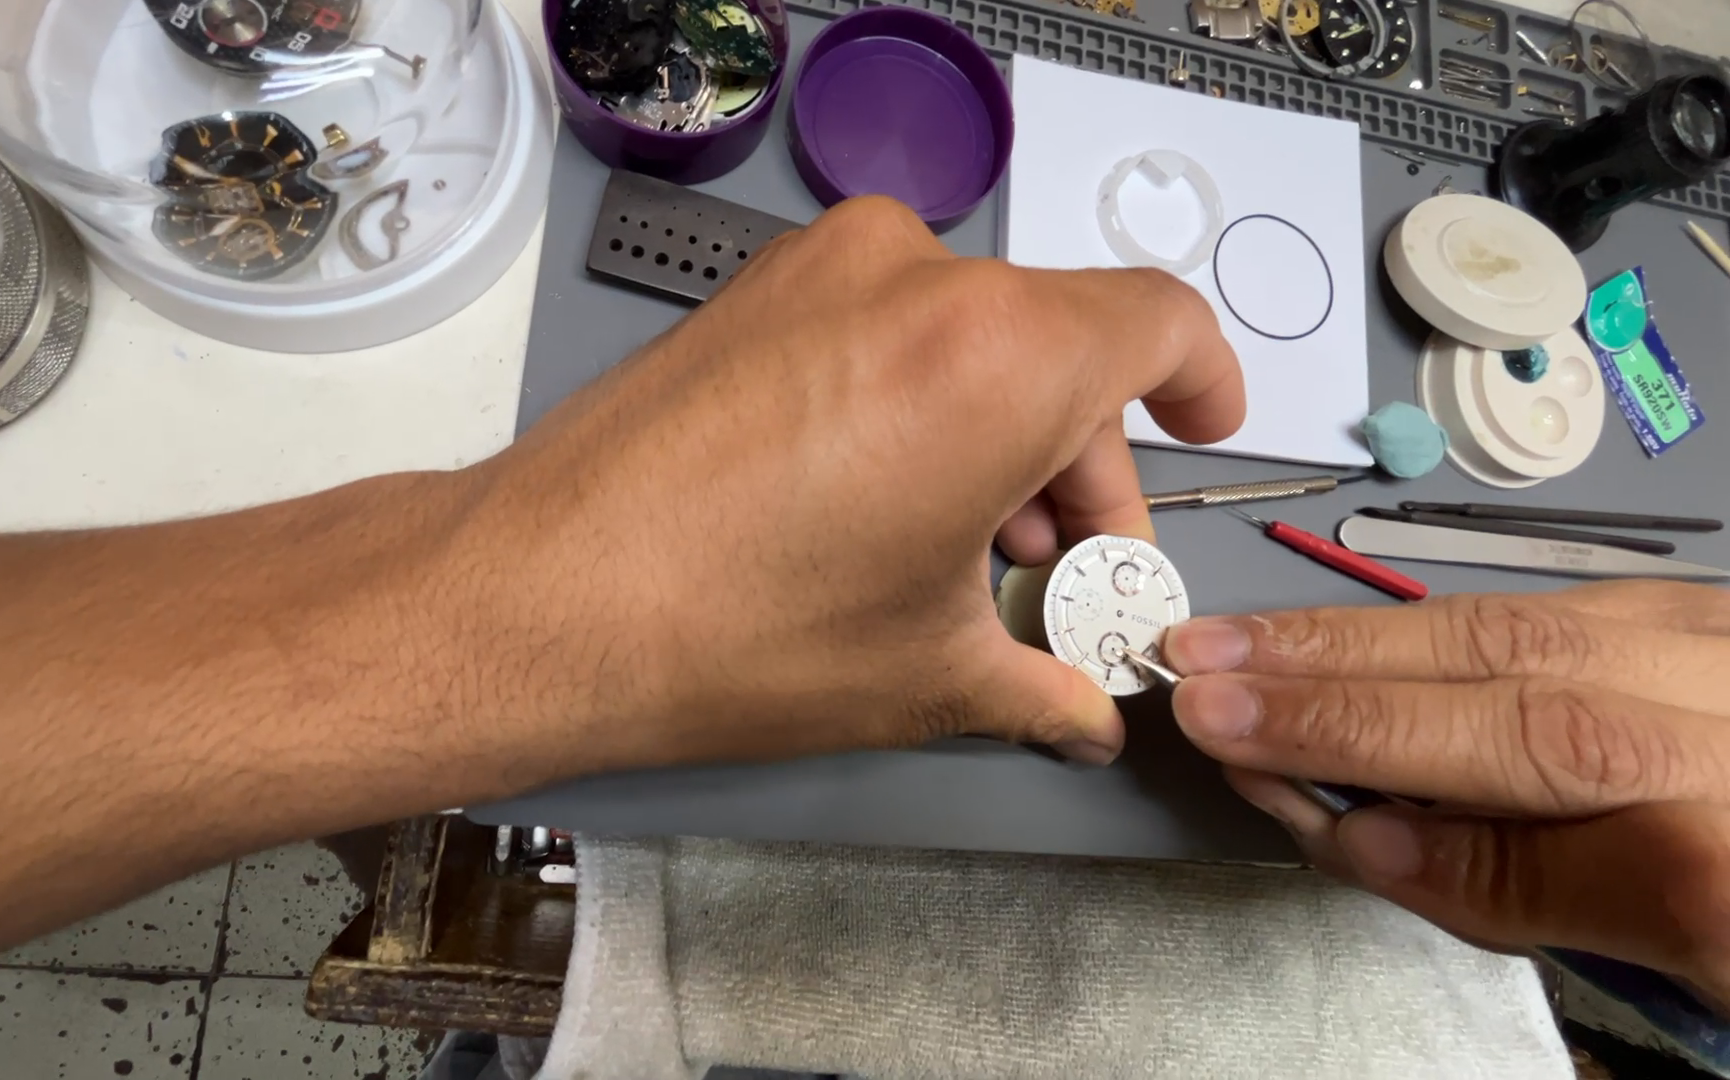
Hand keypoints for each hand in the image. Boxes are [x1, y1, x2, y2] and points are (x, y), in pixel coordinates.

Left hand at [461, 196, 1241, 785]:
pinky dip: (917, 400)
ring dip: (992, 436)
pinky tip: (884, 493)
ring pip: (968, 339)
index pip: (1157, 324)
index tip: (1198, 429)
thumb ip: (1037, 683)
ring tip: (961, 544)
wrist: (542, 599)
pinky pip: (885, 329)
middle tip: (1050, 562)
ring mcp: (823, 270)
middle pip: (1057, 352)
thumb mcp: (926, 675)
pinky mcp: (758, 292)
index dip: (1197, 380)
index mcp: (995, 353)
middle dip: (1073, 463)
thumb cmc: (741, 635)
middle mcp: (914, 276)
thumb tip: (1082, 710)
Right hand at [1162, 583, 1729, 1009]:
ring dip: (1333, 641)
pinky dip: (1379, 630)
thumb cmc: (1727, 902)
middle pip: (1538, 701)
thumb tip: (1357, 833)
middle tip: (1199, 682)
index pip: (1620, 833)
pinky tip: (1298, 638)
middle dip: (1340, 698)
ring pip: (1501, 629)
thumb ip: (1517, 891)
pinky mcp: (1662, 604)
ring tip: (1219, 644)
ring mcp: (1710, 638)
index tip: (1277, 784)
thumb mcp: (1668, 954)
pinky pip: (1495, 607)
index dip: (1428, 806)